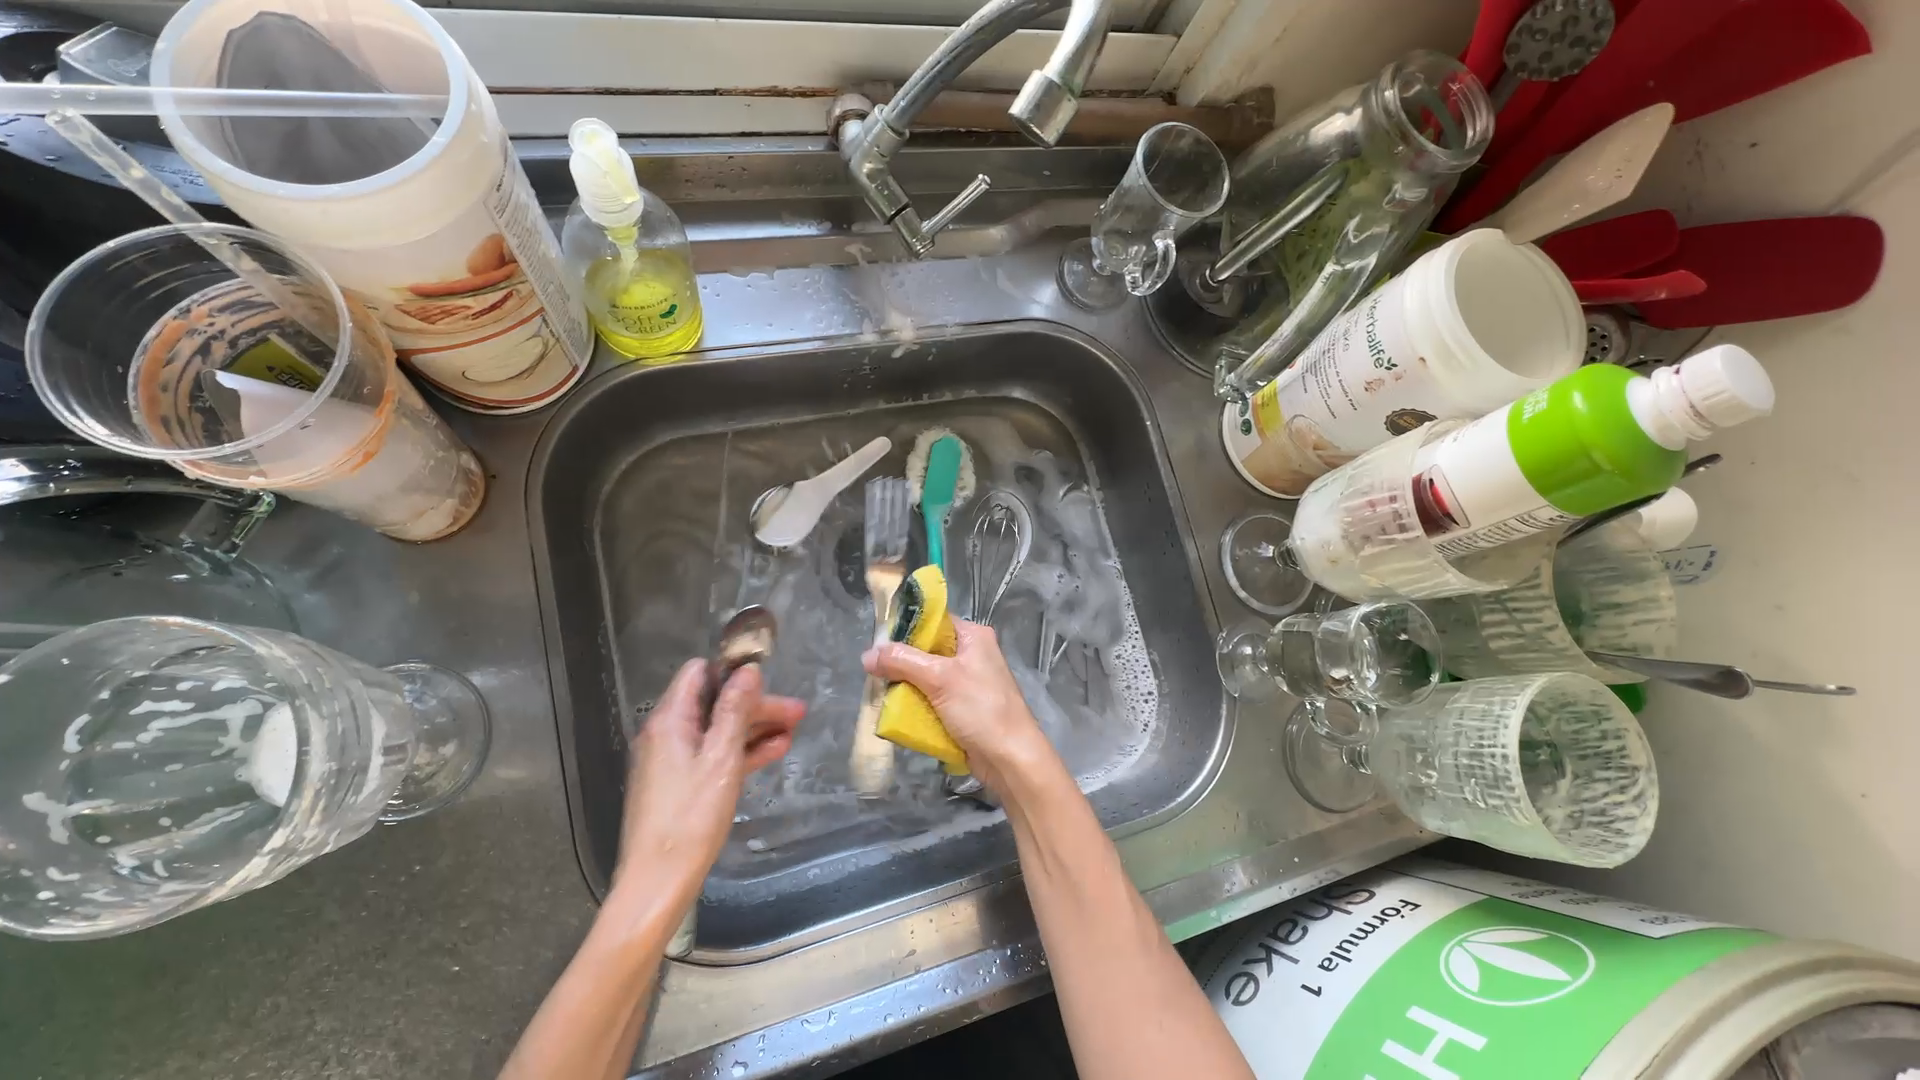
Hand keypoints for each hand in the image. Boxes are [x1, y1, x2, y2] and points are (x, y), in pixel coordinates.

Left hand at [611, 660, 803, 918]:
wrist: (658, 881)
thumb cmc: (690, 818)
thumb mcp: (721, 759)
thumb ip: (735, 712)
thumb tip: (748, 671)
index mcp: (670, 720)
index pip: (699, 673)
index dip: (734, 672)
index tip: (769, 681)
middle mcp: (666, 734)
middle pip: (715, 703)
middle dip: (756, 705)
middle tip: (797, 712)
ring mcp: (672, 760)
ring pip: (718, 730)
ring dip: (754, 728)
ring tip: (793, 732)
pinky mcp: (680, 784)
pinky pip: (714, 755)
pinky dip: (742, 751)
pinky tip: (774, 752)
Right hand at [861, 619, 1062, 797]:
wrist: (1011, 758)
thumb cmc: (981, 709)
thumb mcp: (939, 678)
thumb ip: (902, 662)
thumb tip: (867, 654)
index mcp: (973, 637)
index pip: (933, 621)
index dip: (905, 629)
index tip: (876, 642)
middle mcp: (971, 655)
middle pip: (926, 651)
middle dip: (901, 663)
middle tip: (873, 672)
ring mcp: (968, 683)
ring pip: (926, 678)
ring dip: (906, 687)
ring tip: (879, 693)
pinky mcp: (963, 708)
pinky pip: (932, 699)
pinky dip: (916, 705)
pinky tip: (896, 711)